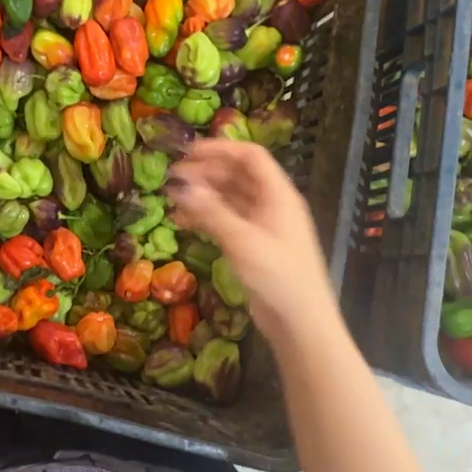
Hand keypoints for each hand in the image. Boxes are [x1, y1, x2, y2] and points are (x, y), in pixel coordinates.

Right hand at [170, 139, 336, 334]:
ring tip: (171, 198)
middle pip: (237, 175)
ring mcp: (262, 225)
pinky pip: (226, 220)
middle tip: (172, 177)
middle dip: (205, 172)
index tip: (186, 152)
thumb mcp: (242, 240)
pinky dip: (205, 217)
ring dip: (202, 195)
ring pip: (229, 198)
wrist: (300, 321)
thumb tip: (181, 185)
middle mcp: (271, 204)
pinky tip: (182, 222)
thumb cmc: (277, 276)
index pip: (250, 156)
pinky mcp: (252, 244)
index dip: (220, 149)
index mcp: (278, 195)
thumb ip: (211, 211)